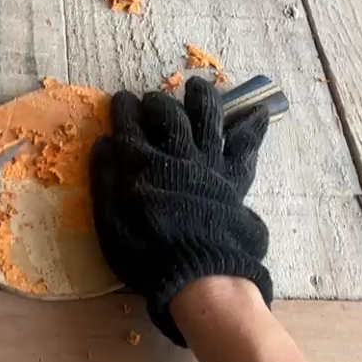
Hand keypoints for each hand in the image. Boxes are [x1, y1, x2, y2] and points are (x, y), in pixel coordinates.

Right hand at [90, 76, 271, 345]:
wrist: (201, 275)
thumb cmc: (146, 254)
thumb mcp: (109, 221)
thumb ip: (105, 179)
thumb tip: (104, 143)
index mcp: (141, 165)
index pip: (129, 125)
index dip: (124, 109)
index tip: (121, 99)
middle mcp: (176, 157)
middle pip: (168, 117)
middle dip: (157, 102)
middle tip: (152, 98)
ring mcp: (207, 166)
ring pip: (207, 120)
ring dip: (202, 99)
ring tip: (198, 86)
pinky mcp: (232, 180)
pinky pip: (244, 148)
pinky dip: (252, 129)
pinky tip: (258, 113)